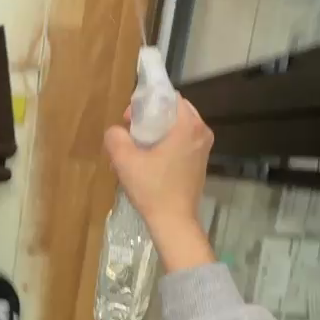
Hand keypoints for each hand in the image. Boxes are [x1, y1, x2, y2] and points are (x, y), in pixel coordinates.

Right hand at [103, 101, 216, 271]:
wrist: (174, 221)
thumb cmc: (152, 189)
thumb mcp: (125, 161)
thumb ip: (116, 138)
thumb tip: (115, 131)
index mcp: (187, 125)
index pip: (169, 97)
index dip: (146, 103)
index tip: (129, 119)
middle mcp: (201, 132)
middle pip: (173, 113)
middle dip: (151, 118)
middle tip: (131, 133)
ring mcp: (204, 149)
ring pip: (177, 129)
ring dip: (157, 134)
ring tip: (138, 149)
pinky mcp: (200, 163)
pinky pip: (182, 143)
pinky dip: (166, 146)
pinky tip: (150, 163)